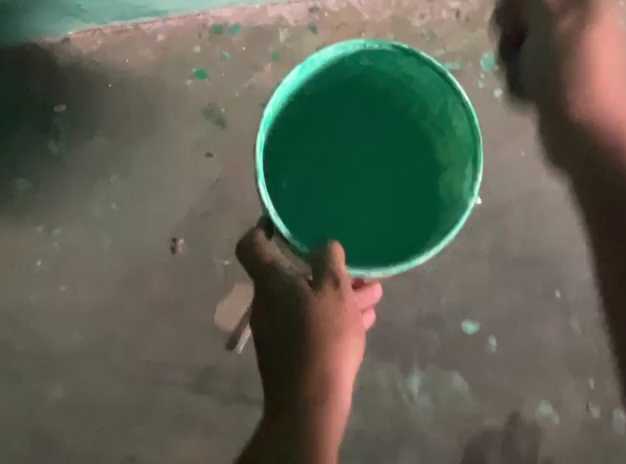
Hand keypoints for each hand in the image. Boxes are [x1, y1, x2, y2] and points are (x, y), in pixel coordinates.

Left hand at [235, 222, 383, 462]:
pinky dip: (333, 315)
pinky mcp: (289, 352)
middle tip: (354, 264)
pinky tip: (364, 319)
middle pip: (291, 273)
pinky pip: (311, 321)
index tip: (284, 220)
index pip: (253, 244)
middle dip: (324, 267)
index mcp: (270, 281)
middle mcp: (267, 302)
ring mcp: (276, 329)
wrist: (310, 405)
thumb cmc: (322, 337)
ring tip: (372, 292)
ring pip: (307, 299)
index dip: (264, 226)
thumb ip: (329, 259)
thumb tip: (324, 246)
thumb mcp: (335, 289)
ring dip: (337, 293)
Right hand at [493, 0, 625, 171]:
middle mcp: (577, 14)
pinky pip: (524, 60)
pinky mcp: (555, 73)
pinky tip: (529, 92)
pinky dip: (520, 75)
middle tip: (515, 35)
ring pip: (520, 30)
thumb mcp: (550, 18)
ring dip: (512, 51)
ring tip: (524, 72)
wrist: (589, 143)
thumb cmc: (571, 76)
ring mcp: (566, 45)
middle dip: (512, 16)